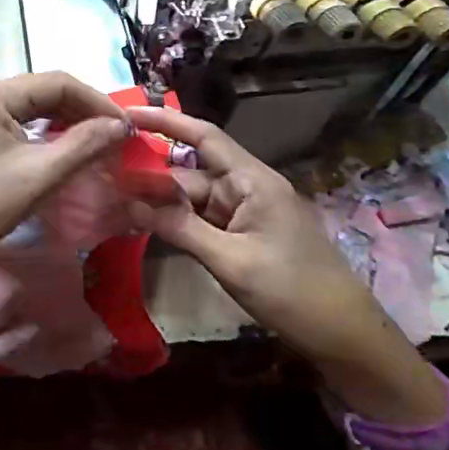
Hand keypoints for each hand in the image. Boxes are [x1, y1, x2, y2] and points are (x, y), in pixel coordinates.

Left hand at [0, 72, 131, 272]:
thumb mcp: (37, 176)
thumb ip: (82, 145)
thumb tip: (120, 125)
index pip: (58, 82)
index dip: (97, 101)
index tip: (127, 126)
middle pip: (46, 91)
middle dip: (85, 111)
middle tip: (117, 137)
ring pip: (36, 107)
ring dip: (69, 122)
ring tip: (99, 142)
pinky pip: (22, 123)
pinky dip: (49, 133)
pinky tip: (67, 149)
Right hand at [125, 107, 444, 422]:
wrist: (344, 334)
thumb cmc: (292, 291)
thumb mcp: (231, 261)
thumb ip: (179, 229)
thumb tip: (128, 204)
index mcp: (252, 181)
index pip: (204, 137)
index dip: (165, 122)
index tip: (127, 114)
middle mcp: (247, 188)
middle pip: (191, 173)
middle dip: (152, 176)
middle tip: (105, 178)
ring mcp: (246, 212)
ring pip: (194, 198)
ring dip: (161, 202)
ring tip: (116, 202)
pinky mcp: (244, 235)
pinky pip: (203, 219)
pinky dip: (177, 222)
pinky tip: (147, 225)